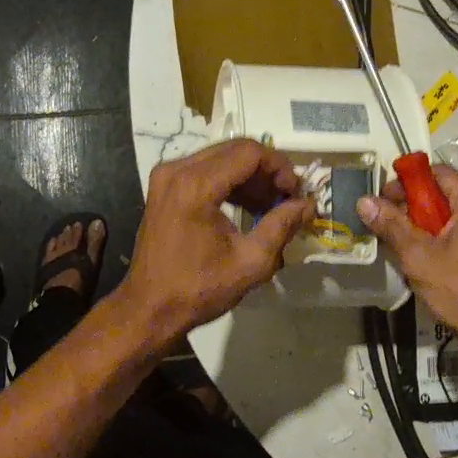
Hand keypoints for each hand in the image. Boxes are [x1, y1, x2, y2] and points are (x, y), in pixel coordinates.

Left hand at [119, 139, 314, 335]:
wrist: (149, 308)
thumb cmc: (199, 289)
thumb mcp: (251, 262)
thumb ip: (282, 226)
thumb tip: (308, 205)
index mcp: (196, 186)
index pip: (249, 152)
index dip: (279, 167)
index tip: (296, 193)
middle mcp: (177, 170)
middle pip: (234, 150)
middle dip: (267, 170)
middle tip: (288, 198)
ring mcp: (166, 177)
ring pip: (220, 158)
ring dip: (250, 177)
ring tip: (272, 206)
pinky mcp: (164, 187)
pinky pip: (204, 170)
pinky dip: (229, 183)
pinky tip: (248, 208)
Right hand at [356, 165, 457, 349]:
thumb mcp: (418, 257)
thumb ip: (391, 225)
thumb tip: (363, 200)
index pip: (436, 172)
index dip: (405, 184)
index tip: (382, 203)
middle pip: (446, 193)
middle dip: (414, 208)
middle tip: (389, 228)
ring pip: (456, 215)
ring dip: (428, 226)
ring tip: (406, 248)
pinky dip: (446, 239)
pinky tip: (431, 263)